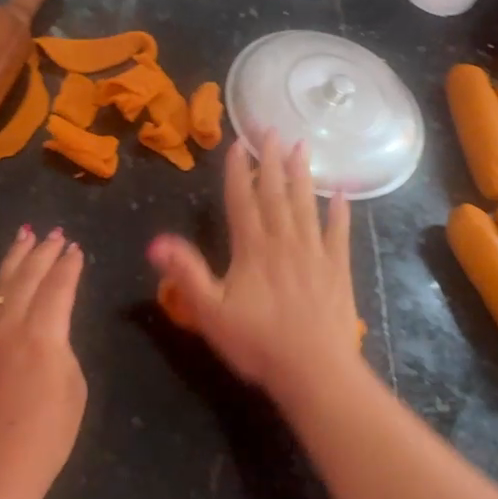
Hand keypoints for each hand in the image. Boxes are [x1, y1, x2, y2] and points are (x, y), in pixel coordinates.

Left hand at [0, 227, 87, 495]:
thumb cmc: (48, 435)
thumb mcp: (74, 387)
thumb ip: (63, 348)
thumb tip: (51, 331)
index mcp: (42, 333)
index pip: (58, 287)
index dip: (69, 265)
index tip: (76, 248)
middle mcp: (11, 324)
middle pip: (27, 277)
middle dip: (43, 252)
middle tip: (55, 233)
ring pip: (2, 284)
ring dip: (15, 259)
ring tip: (25, 237)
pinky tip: (4, 280)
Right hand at [148, 136, 366, 402]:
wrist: (314, 371)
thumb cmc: (257, 344)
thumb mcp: (210, 312)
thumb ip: (185, 273)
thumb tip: (155, 241)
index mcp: (252, 249)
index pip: (242, 200)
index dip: (238, 171)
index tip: (237, 142)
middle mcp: (284, 242)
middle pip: (276, 193)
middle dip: (271, 159)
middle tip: (270, 127)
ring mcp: (315, 253)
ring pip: (307, 204)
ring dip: (302, 174)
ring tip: (302, 145)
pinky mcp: (338, 269)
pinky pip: (339, 232)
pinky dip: (340, 211)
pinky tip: (342, 193)